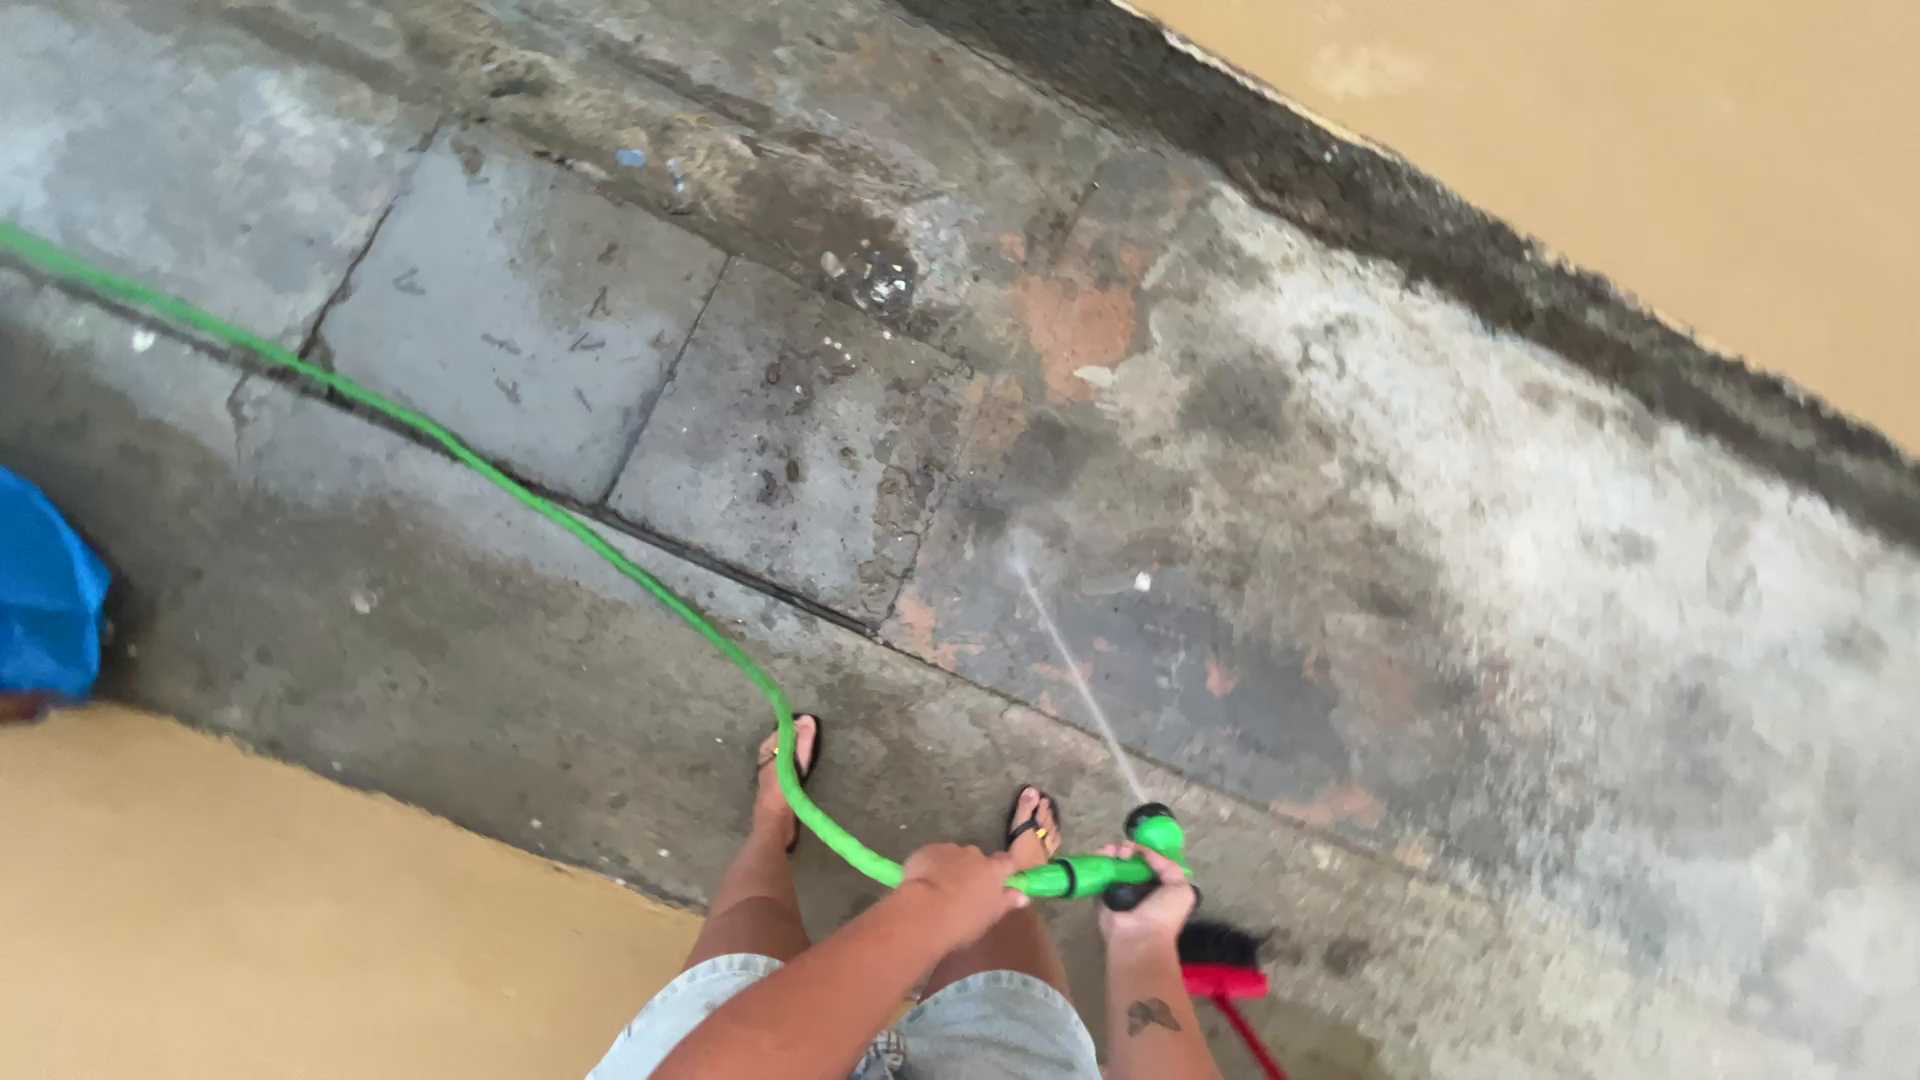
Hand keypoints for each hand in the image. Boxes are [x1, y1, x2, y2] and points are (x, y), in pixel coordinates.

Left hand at [898, 843, 1028, 949]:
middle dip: (972, 871)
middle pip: (976, 859)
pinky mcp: (927, 850)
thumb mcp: (989, 916)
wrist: (926, 910)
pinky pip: (933, 857)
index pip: (1006, 861)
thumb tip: (1023, 895)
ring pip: (953, 856)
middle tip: (963, 892)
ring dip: (950, 868)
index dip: (1003, 869)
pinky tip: (923, 884)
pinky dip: (931, 866)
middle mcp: (974, 854)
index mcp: (993, 869)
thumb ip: (1007, 902)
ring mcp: (949, 849)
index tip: (1000, 880)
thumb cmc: (963, 921)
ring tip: (939, 891)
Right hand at [1096, 843, 1195, 948]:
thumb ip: (1169, 866)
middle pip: (1128, 858)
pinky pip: (1098, 872)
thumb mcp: (1180, 889)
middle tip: (1124, 850)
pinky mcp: (1101, 892)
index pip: (1147, 860)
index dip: (1142, 849)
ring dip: (1111, 851)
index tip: (1137, 846)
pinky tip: (1101, 854)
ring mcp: (1118, 888)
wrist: (1139, 935)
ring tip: (1112, 851)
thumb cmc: (1163, 914)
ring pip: (1112, 862)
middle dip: (1125, 848)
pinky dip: (1097, 859)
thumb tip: (1146, 852)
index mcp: (1156, 885)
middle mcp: (1136, 885)